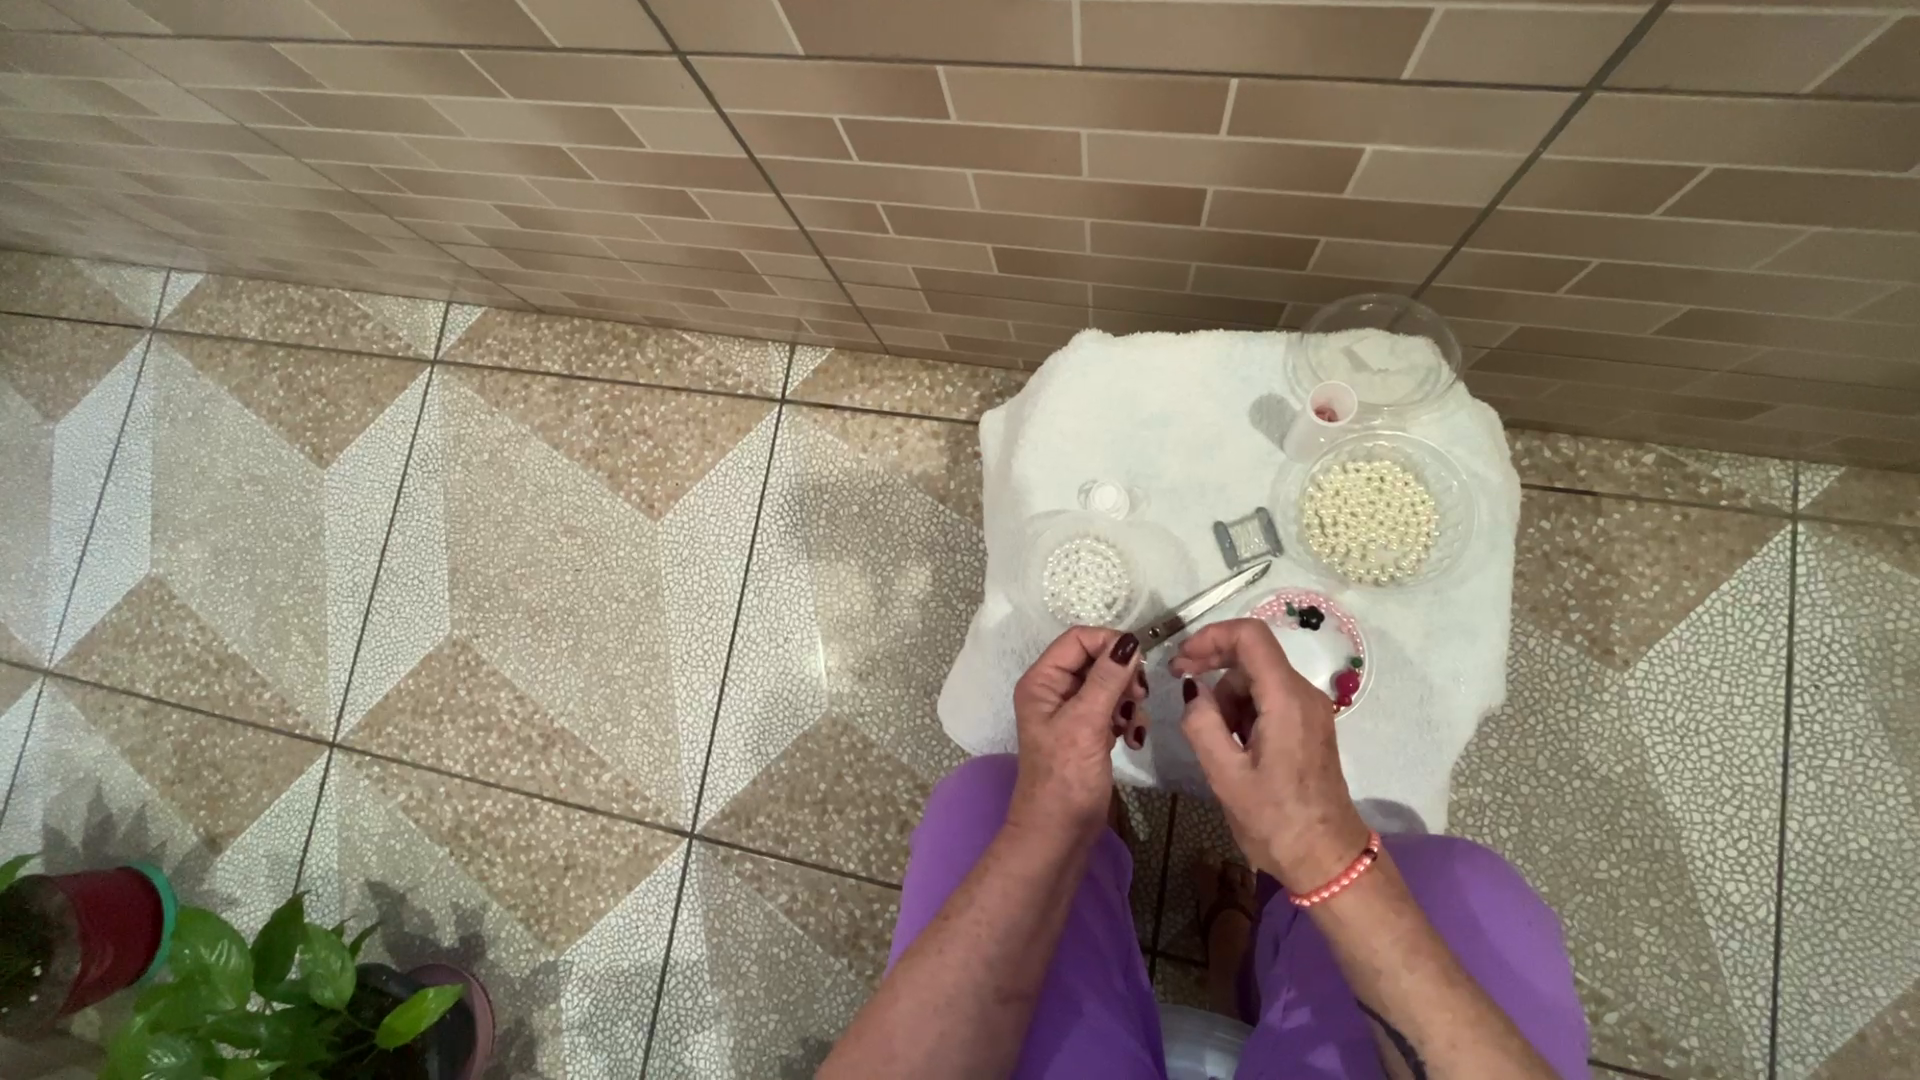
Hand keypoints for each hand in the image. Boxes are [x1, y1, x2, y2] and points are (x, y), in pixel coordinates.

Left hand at [1008, 627, 1146, 841]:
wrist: (1059, 834)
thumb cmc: (1065, 778)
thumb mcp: (1086, 723)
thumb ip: (1107, 679)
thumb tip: (1130, 642)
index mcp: (1042, 681)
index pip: (1078, 639)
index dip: (1110, 643)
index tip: (1139, 662)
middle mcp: (1053, 690)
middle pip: (1096, 659)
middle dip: (1123, 675)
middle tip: (1139, 697)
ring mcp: (1071, 712)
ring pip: (1109, 684)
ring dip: (1128, 699)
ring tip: (1133, 725)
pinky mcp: (1087, 731)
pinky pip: (1112, 708)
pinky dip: (1127, 718)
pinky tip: (1133, 739)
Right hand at [1170, 618, 1370, 892]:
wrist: (1326, 859)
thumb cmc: (1275, 820)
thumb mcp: (1225, 774)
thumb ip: (1202, 722)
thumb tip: (1193, 691)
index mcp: (1286, 700)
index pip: (1250, 636)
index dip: (1210, 636)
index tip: (1181, 659)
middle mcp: (1304, 695)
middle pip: (1252, 654)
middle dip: (1212, 663)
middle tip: (1179, 681)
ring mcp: (1309, 709)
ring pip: (1256, 678)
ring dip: (1226, 695)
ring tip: (1215, 738)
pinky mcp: (1307, 725)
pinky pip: (1268, 698)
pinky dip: (1242, 709)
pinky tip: (1232, 742)